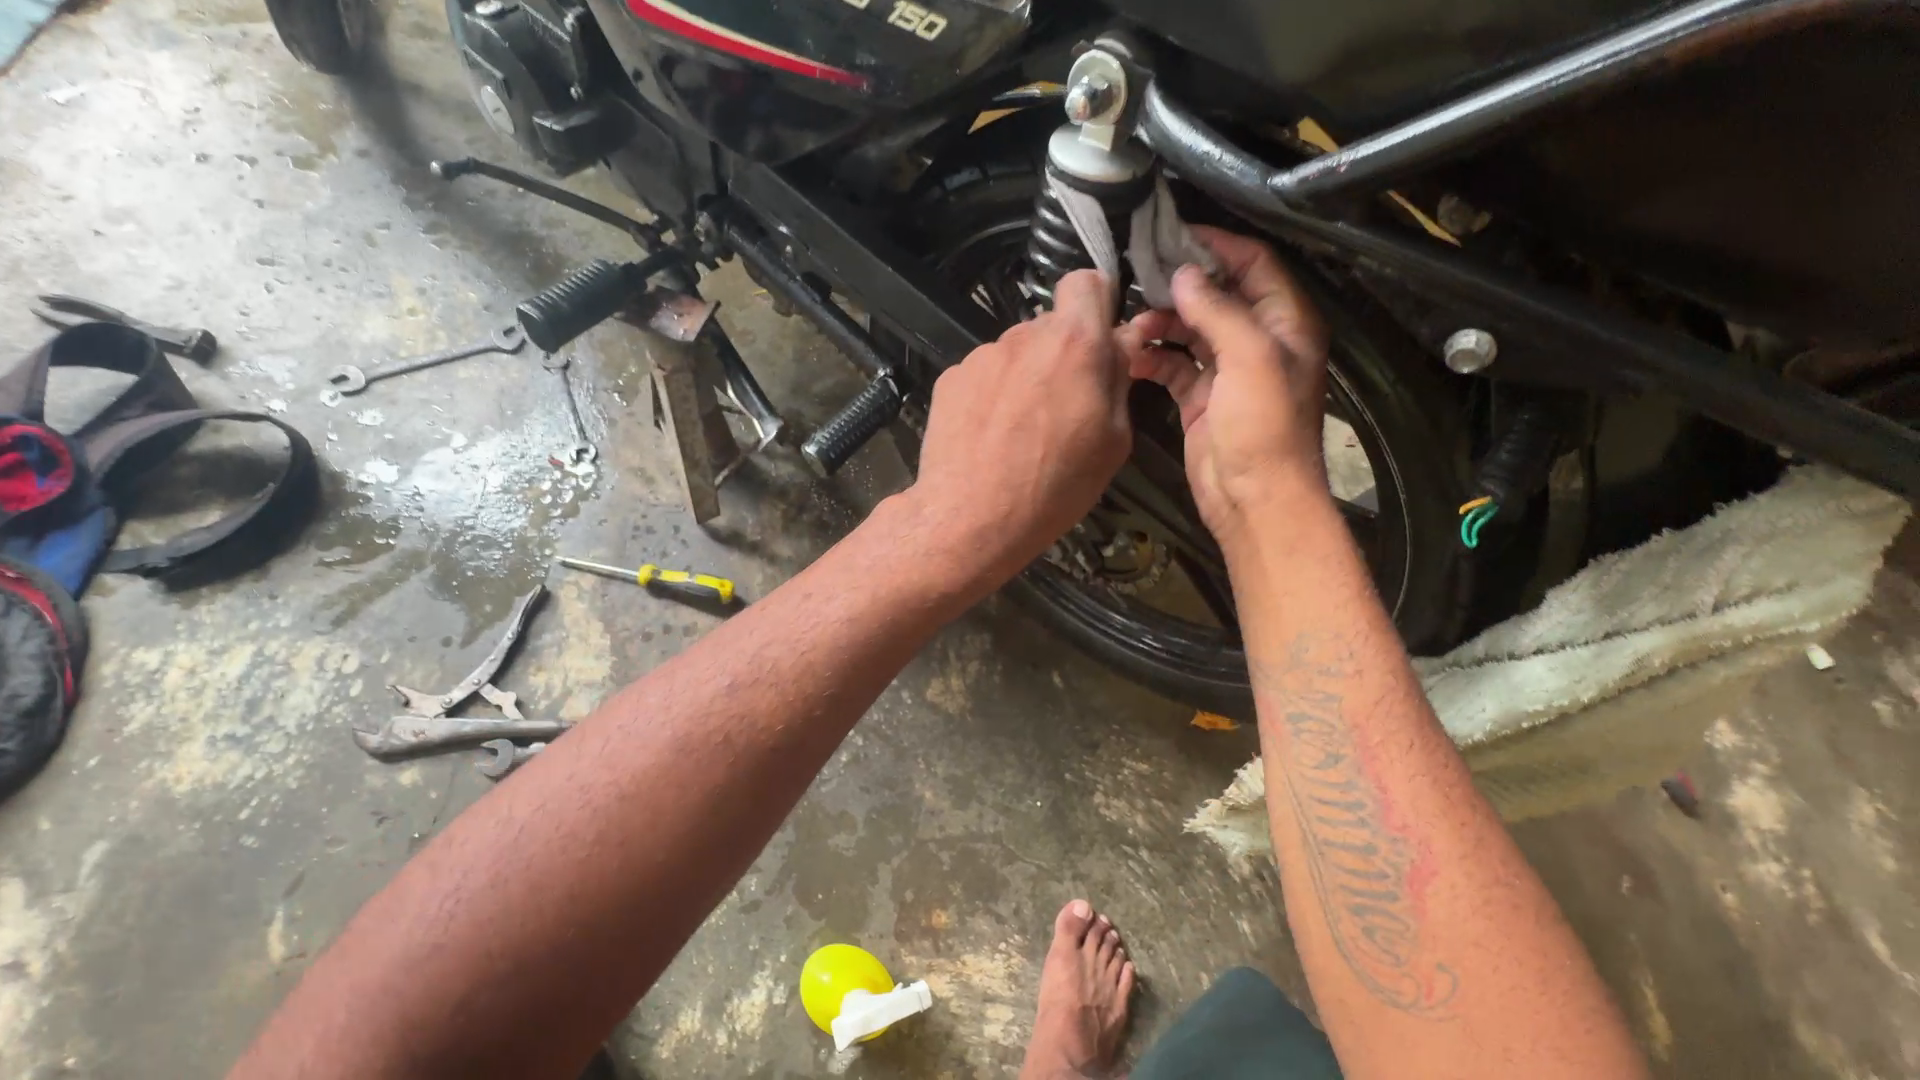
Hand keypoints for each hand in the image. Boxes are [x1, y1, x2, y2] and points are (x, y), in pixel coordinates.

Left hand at [898, 269, 1131, 592]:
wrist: (970, 518)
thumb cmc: (1055, 486)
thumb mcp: (1113, 441)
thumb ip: (1118, 380)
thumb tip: (1120, 344)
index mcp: (1074, 344)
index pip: (1086, 283)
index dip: (1096, 305)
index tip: (1098, 341)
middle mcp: (1023, 336)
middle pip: (1050, 326)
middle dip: (1062, 355)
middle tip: (1065, 407)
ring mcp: (980, 356)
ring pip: (1015, 354)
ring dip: (1025, 378)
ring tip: (1021, 433)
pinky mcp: (949, 379)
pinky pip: (983, 375)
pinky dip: (991, 396)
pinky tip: (990, 438)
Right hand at [1117, 227, 1330, 542]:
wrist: (1254, 499)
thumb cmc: (1264, 426)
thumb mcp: (1249, 357)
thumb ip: (1217, 310)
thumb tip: (1183, 274)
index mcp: (1284, 322)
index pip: (1254, 264)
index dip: (1218, 246)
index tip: (1173, 235)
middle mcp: (1257, 340)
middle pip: (1217, 295)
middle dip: (1180, 285)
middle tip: (1139, 275)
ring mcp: (1227, 371)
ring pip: (1190, 329)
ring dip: (1162, 323)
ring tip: (1132, 322)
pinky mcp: (1201, 398)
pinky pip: (1174, 365)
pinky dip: (1153, 358)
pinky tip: (1130, 356)